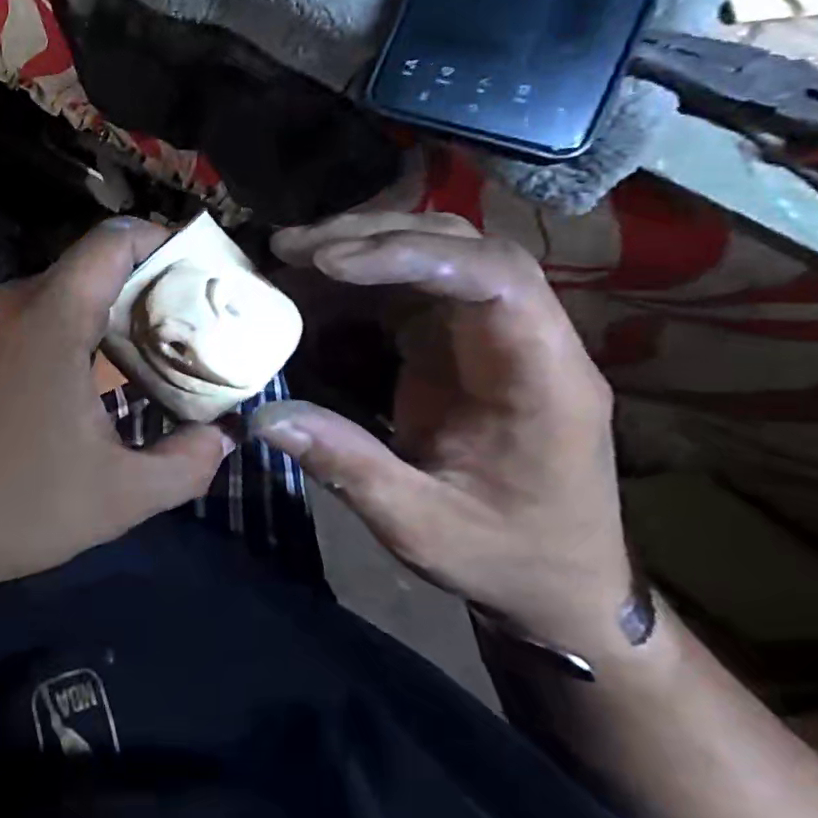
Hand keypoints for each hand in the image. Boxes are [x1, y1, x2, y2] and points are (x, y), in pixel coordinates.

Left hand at [0, 217, 236, 591]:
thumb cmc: (16, 504)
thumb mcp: (120, 495)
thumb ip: (187, 461)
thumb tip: (223, 436)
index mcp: (54, 317)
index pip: (117, 239)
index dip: (169, 245)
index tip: (212, 281)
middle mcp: (20, 302)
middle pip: (100, 264)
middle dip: (156, 287)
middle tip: (204, 328)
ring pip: (72, 291)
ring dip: (120, 312)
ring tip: (168, 355)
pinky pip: (45, 316)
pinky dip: (85, 330)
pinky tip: (112, 376)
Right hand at [258, 212, 632, 654]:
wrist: (554, 581)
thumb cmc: (506, 556)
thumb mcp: (420, 527)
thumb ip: (347, 465)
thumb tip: (262, 414)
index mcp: (538, 377)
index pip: (492, 278)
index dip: (408, 254)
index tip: (325, 263)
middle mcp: (518, 337)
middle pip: (457, 246)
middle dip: (367, 236)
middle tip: (284, 250)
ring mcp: (484, 337)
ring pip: (426, 256)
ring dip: (351, 252)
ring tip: (279, 265)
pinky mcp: (452, 346)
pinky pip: (399, 294)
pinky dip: (345, 289)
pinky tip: (300, 301)